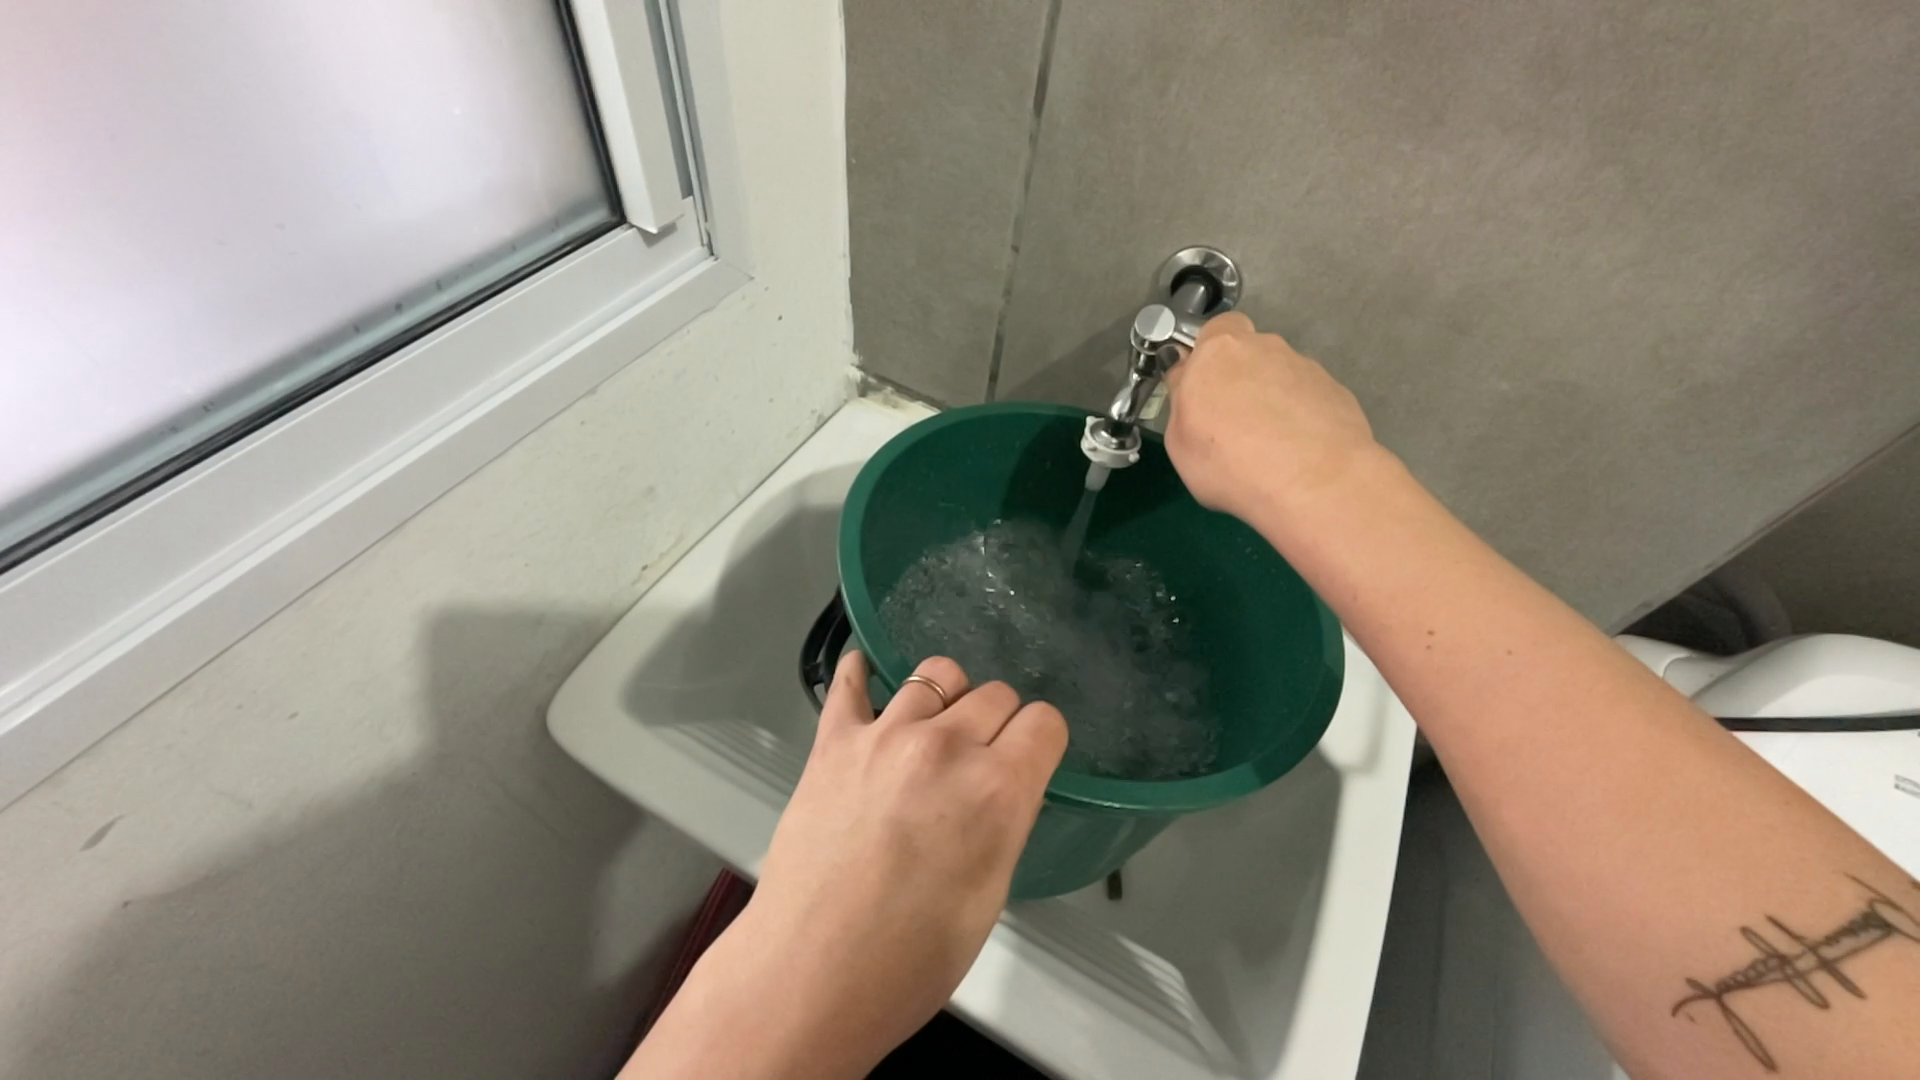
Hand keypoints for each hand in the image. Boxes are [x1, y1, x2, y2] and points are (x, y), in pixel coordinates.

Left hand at [626, 653, 1066, 1078]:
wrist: (809, 976)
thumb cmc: (912, 959)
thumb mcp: (990, 894)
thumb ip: (1005, 819)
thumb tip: (1005, 786)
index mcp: (997, 788)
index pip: (1045, 722)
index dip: (1042, 742)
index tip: (1030, 760)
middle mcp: (946, 745)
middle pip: (996, 693)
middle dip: (999, 723)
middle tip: (979, 762)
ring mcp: (885, 734)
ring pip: (938, 673)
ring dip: (947, 699)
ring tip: (934, 733)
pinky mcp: (833, 740)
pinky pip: (851, 681)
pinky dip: (862, 675)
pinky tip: (867, 679)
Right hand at [1162, 312, 1383, 526]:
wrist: (1314, 483)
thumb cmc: (1230, 463)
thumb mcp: (1178, 442)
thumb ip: (1183, 402)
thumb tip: (1189, 385)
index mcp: (1219, 352)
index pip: (1213, 330)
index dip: (1207, 357)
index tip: (1201, 389)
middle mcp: (1265, 348)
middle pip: (1248, 354)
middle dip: (1240, 380)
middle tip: (1232, 424)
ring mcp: (1306, 368)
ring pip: (1279, 377)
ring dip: (1271, 401)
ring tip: (1268, 446)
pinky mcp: (1337, 392)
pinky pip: (1307, 399)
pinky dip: (1300, 418)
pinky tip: (1297, 452)